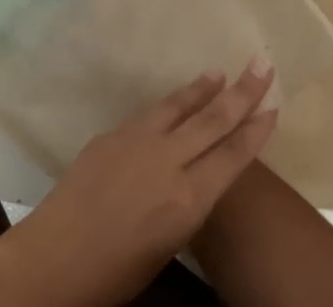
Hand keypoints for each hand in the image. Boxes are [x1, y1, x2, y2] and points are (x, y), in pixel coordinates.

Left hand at [7, 58, 278, 305]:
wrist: (58, 253)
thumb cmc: (120, 268)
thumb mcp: (171, 241)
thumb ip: (187, 202)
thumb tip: (192, 177)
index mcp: (189, 197)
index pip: (232, 155)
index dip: (255, 130)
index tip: (273, 106)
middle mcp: (166, 160)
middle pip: (211, 120)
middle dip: (240, 93)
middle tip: (260, 64)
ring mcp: (134, 142)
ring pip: (175, 108)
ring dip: (199, 90)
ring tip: (218, 73)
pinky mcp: (109, 136)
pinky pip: (147, 116)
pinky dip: (167, 106)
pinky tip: (172, 104)